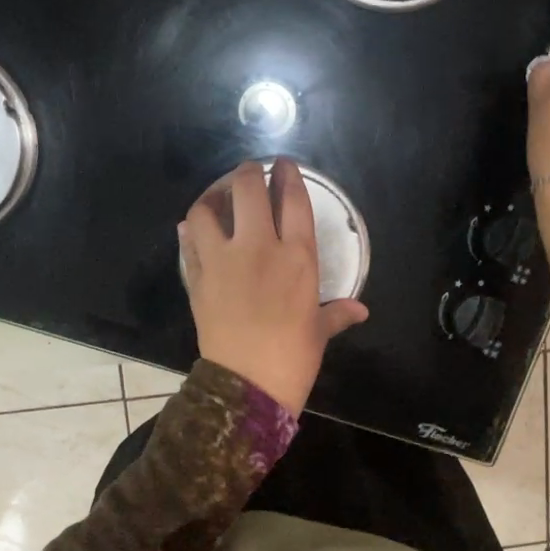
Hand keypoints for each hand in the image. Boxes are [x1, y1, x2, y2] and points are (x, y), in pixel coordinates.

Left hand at [180, 159, 368, 413]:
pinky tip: (196, 229)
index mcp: (297, 257)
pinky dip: (191, 231)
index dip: (288, 175)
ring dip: (212, 197)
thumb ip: (337, 313)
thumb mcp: (319, 332)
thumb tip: (360, 311)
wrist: (247, 385)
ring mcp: (222, 260)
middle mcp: (259, 247)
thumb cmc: (293, 359)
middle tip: (250, 173)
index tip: (283, 165)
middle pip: (248, 189)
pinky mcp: (197, 278)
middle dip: (248, 173)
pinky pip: (189, 242)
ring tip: (219, 199)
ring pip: (207, 209)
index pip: (293, 200)